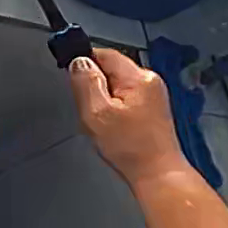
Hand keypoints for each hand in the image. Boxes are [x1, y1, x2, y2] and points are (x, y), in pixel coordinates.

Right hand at [69, 48, 189, 188]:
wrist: (156, 173)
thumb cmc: (130, 147)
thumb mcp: (97, 113)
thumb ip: (85, 83)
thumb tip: (79, 61)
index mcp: (138, 78)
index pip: (105, 54)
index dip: (84, 62)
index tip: (71, 76)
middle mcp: (149, 81)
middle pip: (110, 70)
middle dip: (93, 86)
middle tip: (88, 110)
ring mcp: (152, 96)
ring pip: (116, 86)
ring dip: (102, 100)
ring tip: (102, 122)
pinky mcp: (151, 109)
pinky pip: (124, 99)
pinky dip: (112, 110)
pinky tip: (111, 128)